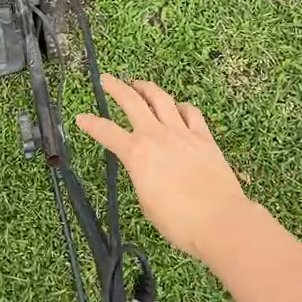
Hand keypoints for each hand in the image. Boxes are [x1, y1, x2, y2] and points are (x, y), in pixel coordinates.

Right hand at [74, 75, 256, 264]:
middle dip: (116, 87)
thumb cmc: (179, 222)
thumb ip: (142, 178)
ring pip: (161, 98)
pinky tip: (177, 108)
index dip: (91, 124)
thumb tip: (145, 169)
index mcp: (137, 154)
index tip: (81, 118)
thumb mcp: (147, 203)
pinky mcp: (204, 137)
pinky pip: (191, 112)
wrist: (220, 221)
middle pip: (132, 101)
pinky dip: (180, 107)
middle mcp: (156, 136)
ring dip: (146, 87)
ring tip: (139, 84)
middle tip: (107, 80)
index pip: (107, 132)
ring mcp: (182, 133)